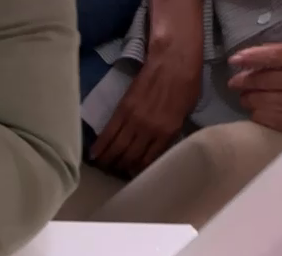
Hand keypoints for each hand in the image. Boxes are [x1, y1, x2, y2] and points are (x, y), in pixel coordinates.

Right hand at [92, 23, 201, 175]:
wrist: (174, 57)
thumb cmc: (186, 81)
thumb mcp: (186, 110)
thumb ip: (171, 130)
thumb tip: (157, 146)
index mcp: (168, 131)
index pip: (148, 160)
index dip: (138, 170)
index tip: (133, 173)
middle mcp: (149, 130)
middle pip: (129, 158)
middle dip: (121, 167)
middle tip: (116, 170)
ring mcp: (134, 121)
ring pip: (116, 150)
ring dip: (108, 161)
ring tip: (103, 166)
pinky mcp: (122, 111)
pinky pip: (108, 135)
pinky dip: (100, 147)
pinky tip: (94, 155)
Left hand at [227, 34, 281, 133]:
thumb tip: (255, 56)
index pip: (276, 56)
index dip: (252, 58)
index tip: (234, 60)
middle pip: (262, 80)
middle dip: (243, 80)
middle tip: (235, 82)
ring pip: (258, 100)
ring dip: (247, 97)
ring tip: (247, 94)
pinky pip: (262, 117)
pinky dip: (256, 111)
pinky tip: (259, 106)